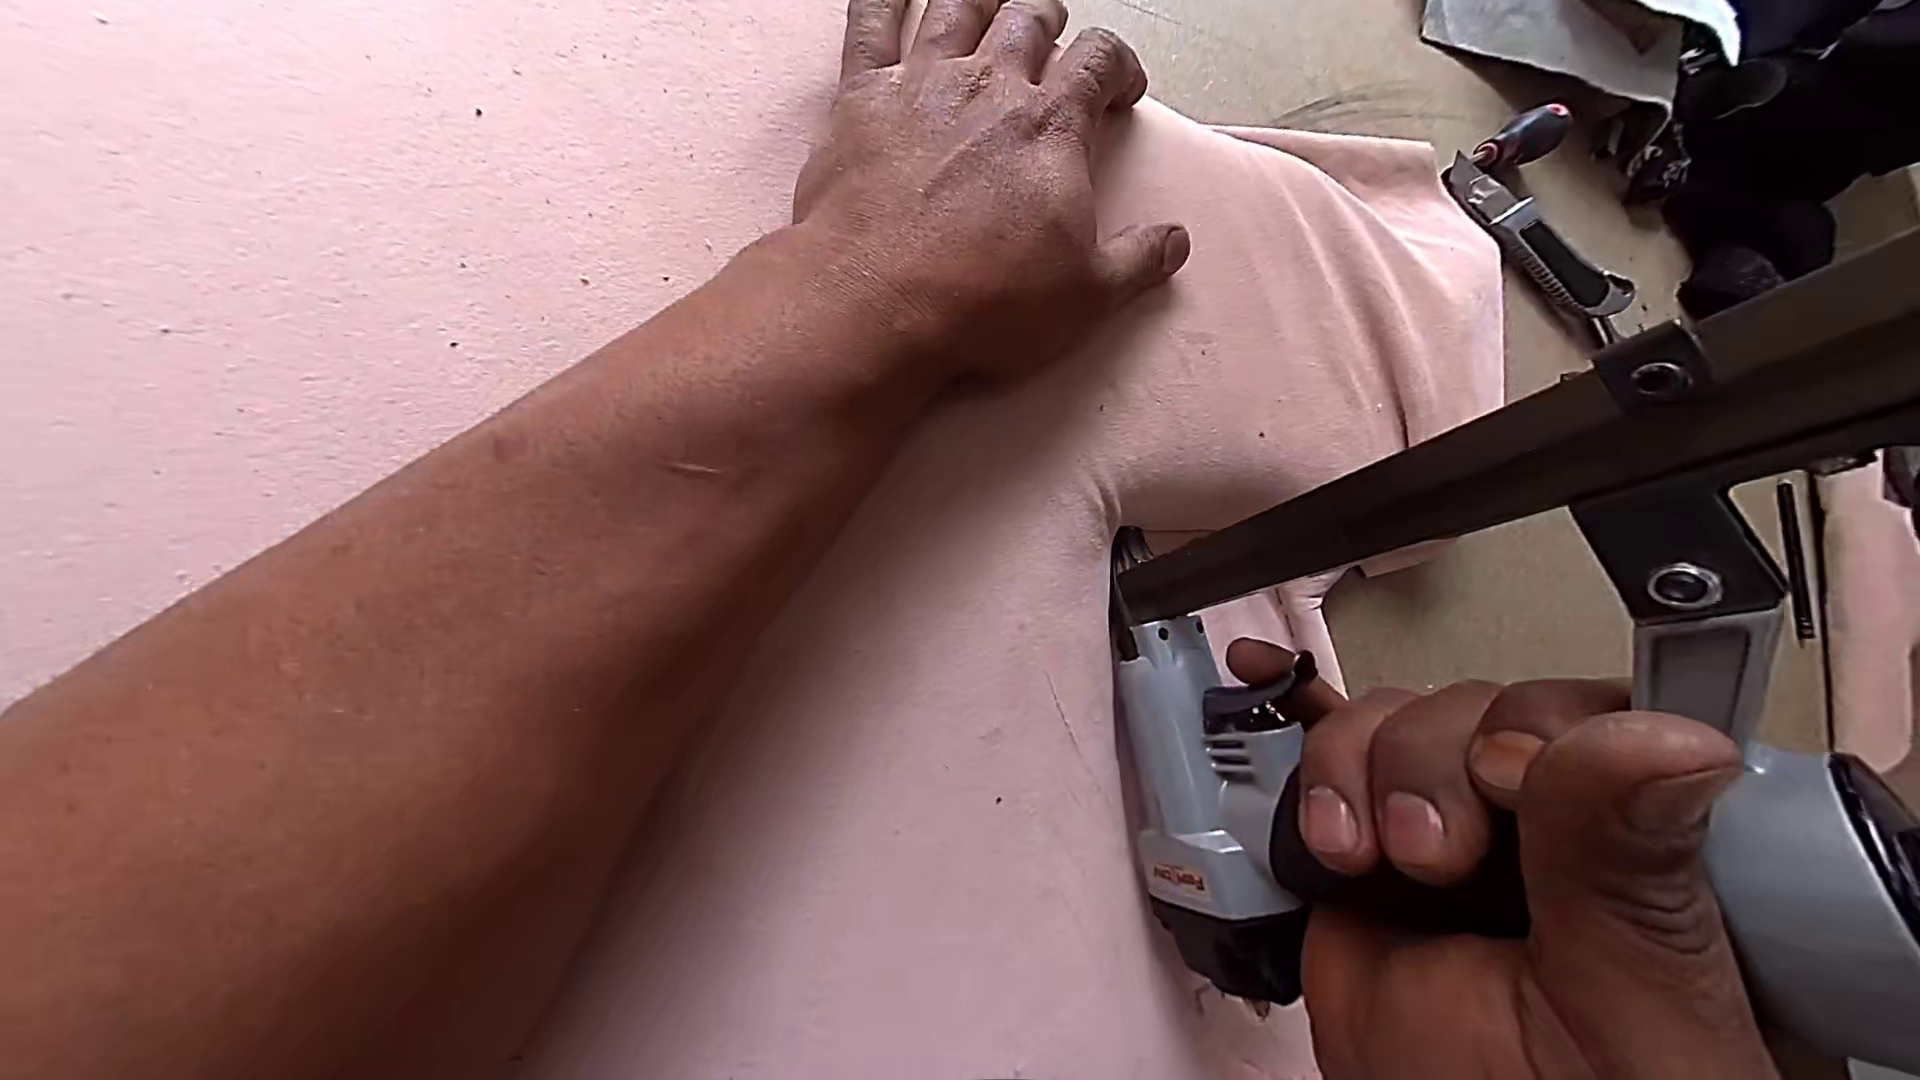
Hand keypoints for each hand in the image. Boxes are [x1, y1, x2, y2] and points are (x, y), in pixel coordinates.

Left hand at [794, 0, 1189, 380]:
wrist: (885, 306)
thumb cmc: (988, 304)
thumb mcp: (1085, 297)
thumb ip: (1137, 262)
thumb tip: (1178, 240)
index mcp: (1050, 128)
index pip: (1099, 63)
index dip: (1118, 68)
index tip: (1122, 89)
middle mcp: (989, 88)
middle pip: (1028, 23)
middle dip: (1048, 22)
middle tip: (1052, 35)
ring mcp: (921, 87)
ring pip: (957, 5)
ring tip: (991, 2)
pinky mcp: (860, 103)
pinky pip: (868, 21)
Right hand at [1225, 640, 1780, 1079]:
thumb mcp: (1622, 1015)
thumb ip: (1624, 880)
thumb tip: (1665, 739)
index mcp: (1638, 844)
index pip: (1600, 716)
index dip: (1539, 723)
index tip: (1500, 783)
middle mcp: (1532, 807)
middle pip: (1466, 707)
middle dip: (1421, 766)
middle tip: (1419, 860)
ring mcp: (1429, 801)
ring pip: (1381, 715)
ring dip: (1343, 764)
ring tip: (1342, 850)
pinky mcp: (1348, 807)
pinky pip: (1313, 727)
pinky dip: (1282, 694)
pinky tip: (1255, 669)